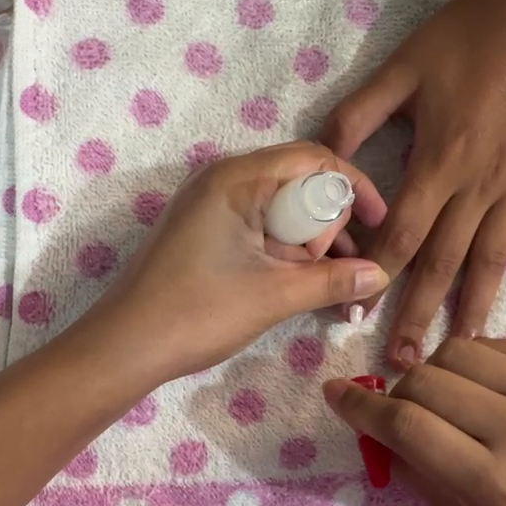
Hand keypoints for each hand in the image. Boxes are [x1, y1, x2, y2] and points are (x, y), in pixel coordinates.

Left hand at [86, 142, 390, 381]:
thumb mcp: (275, 295)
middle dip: (329, 220)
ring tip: (327, 282)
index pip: (313, 158)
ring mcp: (209, 205)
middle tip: (335, 266)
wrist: (125, 346)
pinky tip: (297, 283)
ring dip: (309, 240)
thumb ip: (332, 280)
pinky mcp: (204, 231)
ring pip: (279, 208)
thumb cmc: (198, 312)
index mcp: (237, 178)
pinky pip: (258, 226)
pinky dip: (283, 249)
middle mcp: (222, 180)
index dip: (354, 186)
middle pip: (298, 180)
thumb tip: (380, 274)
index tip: (381, 222)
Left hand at [320, 0, 505, 369]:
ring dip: (476, 307)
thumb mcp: (401, 69)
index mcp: (436, 163)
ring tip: (463, 350)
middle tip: (408, 364)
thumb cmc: (465, 36)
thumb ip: (358, 115)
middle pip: (442, 262)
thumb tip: (321, 157)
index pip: (400, 236)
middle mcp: (476, 187)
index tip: (357, 317)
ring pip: (492, 259)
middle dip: (421, 314)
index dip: (376, 277)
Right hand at [322, 337, 505, 505]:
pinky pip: (488, 344)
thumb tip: (371, 419)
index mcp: (497, 482)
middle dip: (399, 393)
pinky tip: (484, 386)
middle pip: (424, 383)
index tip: (335, 394)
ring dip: (433, 372)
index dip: (363, 409)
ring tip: (447, 397)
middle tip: (406, 410)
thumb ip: (415, 467)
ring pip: (451, 352)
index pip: (409, 427)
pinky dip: (470, 362)